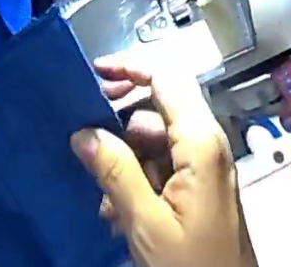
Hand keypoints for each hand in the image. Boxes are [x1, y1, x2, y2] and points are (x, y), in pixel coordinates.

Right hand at [73, 57, 258, 266]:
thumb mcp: (147, 223)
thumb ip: (116, 172)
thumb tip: (84, 132)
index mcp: (200, 139)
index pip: (166, 77)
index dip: (131, 66)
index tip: (96, 71)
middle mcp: (206, 140)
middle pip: (160, 102)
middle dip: (122, 114)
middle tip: (87, 129)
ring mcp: (205, 162)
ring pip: (158, 134)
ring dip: (126, 152)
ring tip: (100, 188)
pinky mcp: (200, 185)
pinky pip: (164, 160)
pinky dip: (138, 173)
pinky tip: (117, 208)